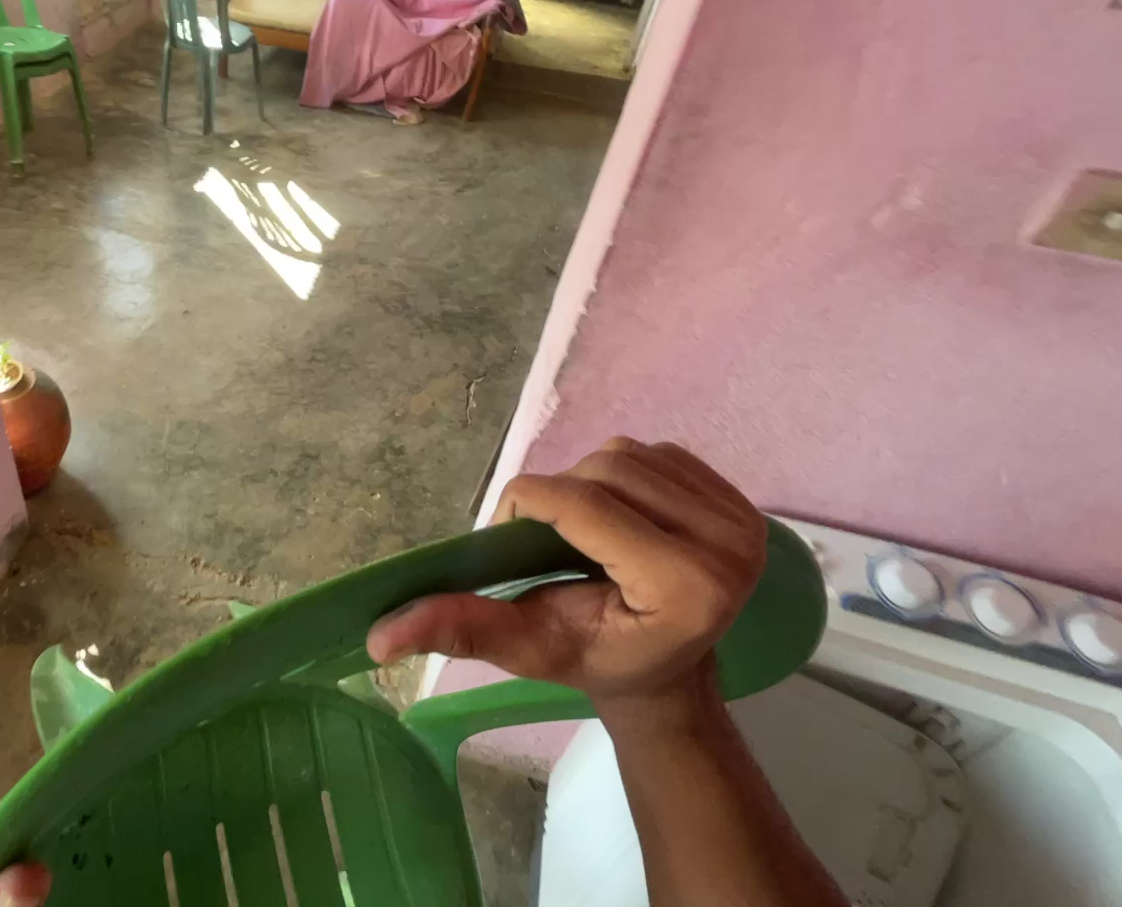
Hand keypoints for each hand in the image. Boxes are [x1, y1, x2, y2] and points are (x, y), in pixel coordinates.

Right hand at [366, 438, 765, 723]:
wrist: (667, 671)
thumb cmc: (596, 662)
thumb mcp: (527, 648)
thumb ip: (462, 629)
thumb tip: (379, 637)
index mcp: (685, 587)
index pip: (583, 505)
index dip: (526, 504)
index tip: (508, 534)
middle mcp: (729, 544)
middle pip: (603, 471)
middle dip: (558, 496)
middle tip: (547, 540)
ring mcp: (742, 517)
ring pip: (625, 454)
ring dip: (586, 481)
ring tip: (583, 529)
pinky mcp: (738, 498)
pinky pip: (653, 451)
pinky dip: (618, 472)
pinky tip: (618, 515)